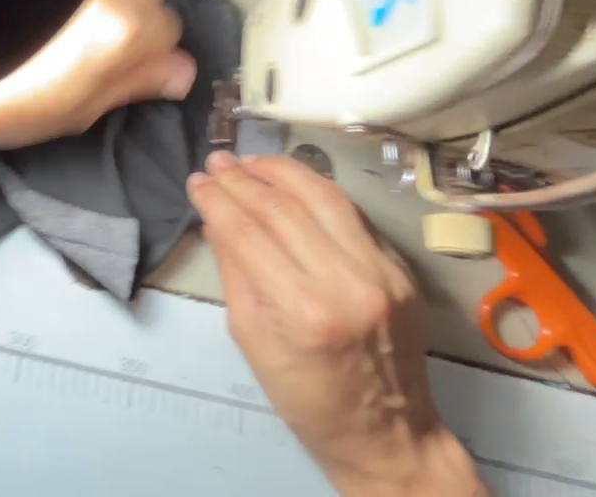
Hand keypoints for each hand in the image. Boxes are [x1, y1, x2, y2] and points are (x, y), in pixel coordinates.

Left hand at [0, 0, 192, 154]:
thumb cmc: (14, 106)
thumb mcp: (84, 109)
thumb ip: (139, 81)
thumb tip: (183, 69)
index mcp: (122, 24)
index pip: (169, 23)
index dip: (154, 50)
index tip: (130, 67)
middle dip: (132, 14)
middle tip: (96, 48)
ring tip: (65, 26)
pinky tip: (45, 7)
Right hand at [188, 151, 482, 496]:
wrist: (388, 435)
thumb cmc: (305, 398)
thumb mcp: (250, 337)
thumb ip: (234, 270)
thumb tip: (215, 216)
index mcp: (301, 311)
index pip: (247, 233)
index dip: (216, 200)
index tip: (196, 181)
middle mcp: (345, 283)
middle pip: (282, 208)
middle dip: (241, 179)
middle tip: (216, 162)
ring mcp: (380, 272)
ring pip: (323, 196)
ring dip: (280, 170)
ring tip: (250, 160)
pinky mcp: (399, 267)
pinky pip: (351, 212)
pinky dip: (315, 189)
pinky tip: (290, 181)